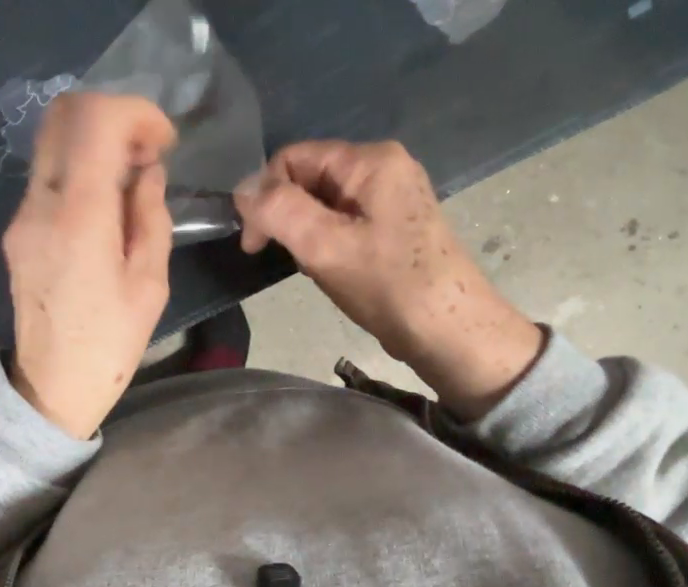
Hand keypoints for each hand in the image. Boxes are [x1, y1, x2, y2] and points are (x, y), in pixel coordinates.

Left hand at [3, 92, 175, 438]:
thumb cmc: (109, 346)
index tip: (163, 142)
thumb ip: (150, 216)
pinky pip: (45, 178)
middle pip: (63, 116)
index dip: (137, 113)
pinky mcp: (15, 235)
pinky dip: (76, 171)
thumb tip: (146, 175)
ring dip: (93, 144)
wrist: (49, 390)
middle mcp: (40, 206)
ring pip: (51, 145)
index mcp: (79, 216)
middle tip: (144, 153)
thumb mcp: (149, 284)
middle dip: (112, 118)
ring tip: (129, 182)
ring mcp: (20, 219)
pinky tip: (103, 206)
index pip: (96, 119)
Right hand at [235, 140, 543, 419]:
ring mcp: (391, 196)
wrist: (447, 328)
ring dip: (305, 236)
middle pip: (308, 178)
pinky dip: (326, 245)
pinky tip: (334, 272)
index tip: (255, 246)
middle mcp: (383, 166)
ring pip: (322, 203)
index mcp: (370, 160)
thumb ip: (279, 211)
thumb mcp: (324, 246)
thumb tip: (241, 188)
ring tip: (317, 270)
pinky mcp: (393, 224)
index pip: (292, 158)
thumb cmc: (386, 284)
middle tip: (294, 262)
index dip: (264, 197)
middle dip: (287, 219)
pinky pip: (342, 221)